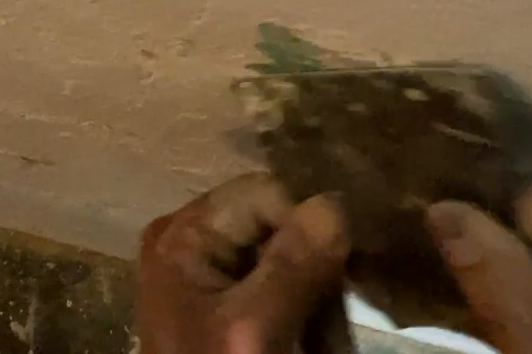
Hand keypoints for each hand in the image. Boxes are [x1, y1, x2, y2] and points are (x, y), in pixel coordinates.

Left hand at [138, 174, 352, 353]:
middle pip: (278, 226)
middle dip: (316, 274)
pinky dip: (307, 323)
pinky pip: (282, 294)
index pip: (264, 193)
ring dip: (318, 306)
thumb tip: (334, 202)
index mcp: (184, 232)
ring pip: (289, 262)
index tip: (347, 272)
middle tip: (332, 331)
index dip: (309, 226)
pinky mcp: (231, 308)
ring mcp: (211, 275)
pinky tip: (316, 349)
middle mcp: (194, 240)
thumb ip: (292, 264)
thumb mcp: (254, 332)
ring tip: (327, 348)